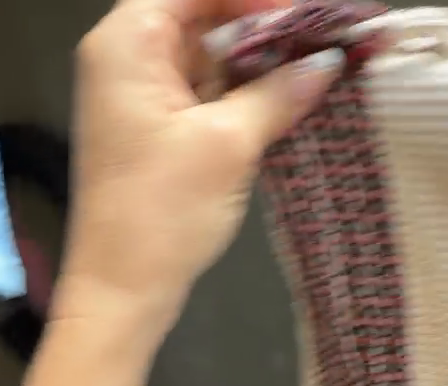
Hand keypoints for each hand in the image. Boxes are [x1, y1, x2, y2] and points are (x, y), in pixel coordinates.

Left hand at [55, 0, 342, 329]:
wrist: (119, 294)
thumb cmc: (162, 212)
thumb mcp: (227, 144)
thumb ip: (278, 93)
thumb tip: (328, 62)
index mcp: (129, 41)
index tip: (314, 15)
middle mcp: (125, 60)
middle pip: (204, 18)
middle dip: (264, 30)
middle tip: (323, 46)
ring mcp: (137, 103)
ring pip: (207, 62)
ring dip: (257, 68)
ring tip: (314, 74)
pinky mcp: (152, 140)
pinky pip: (202, 100)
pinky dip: (240, 101)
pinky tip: (283, 107)